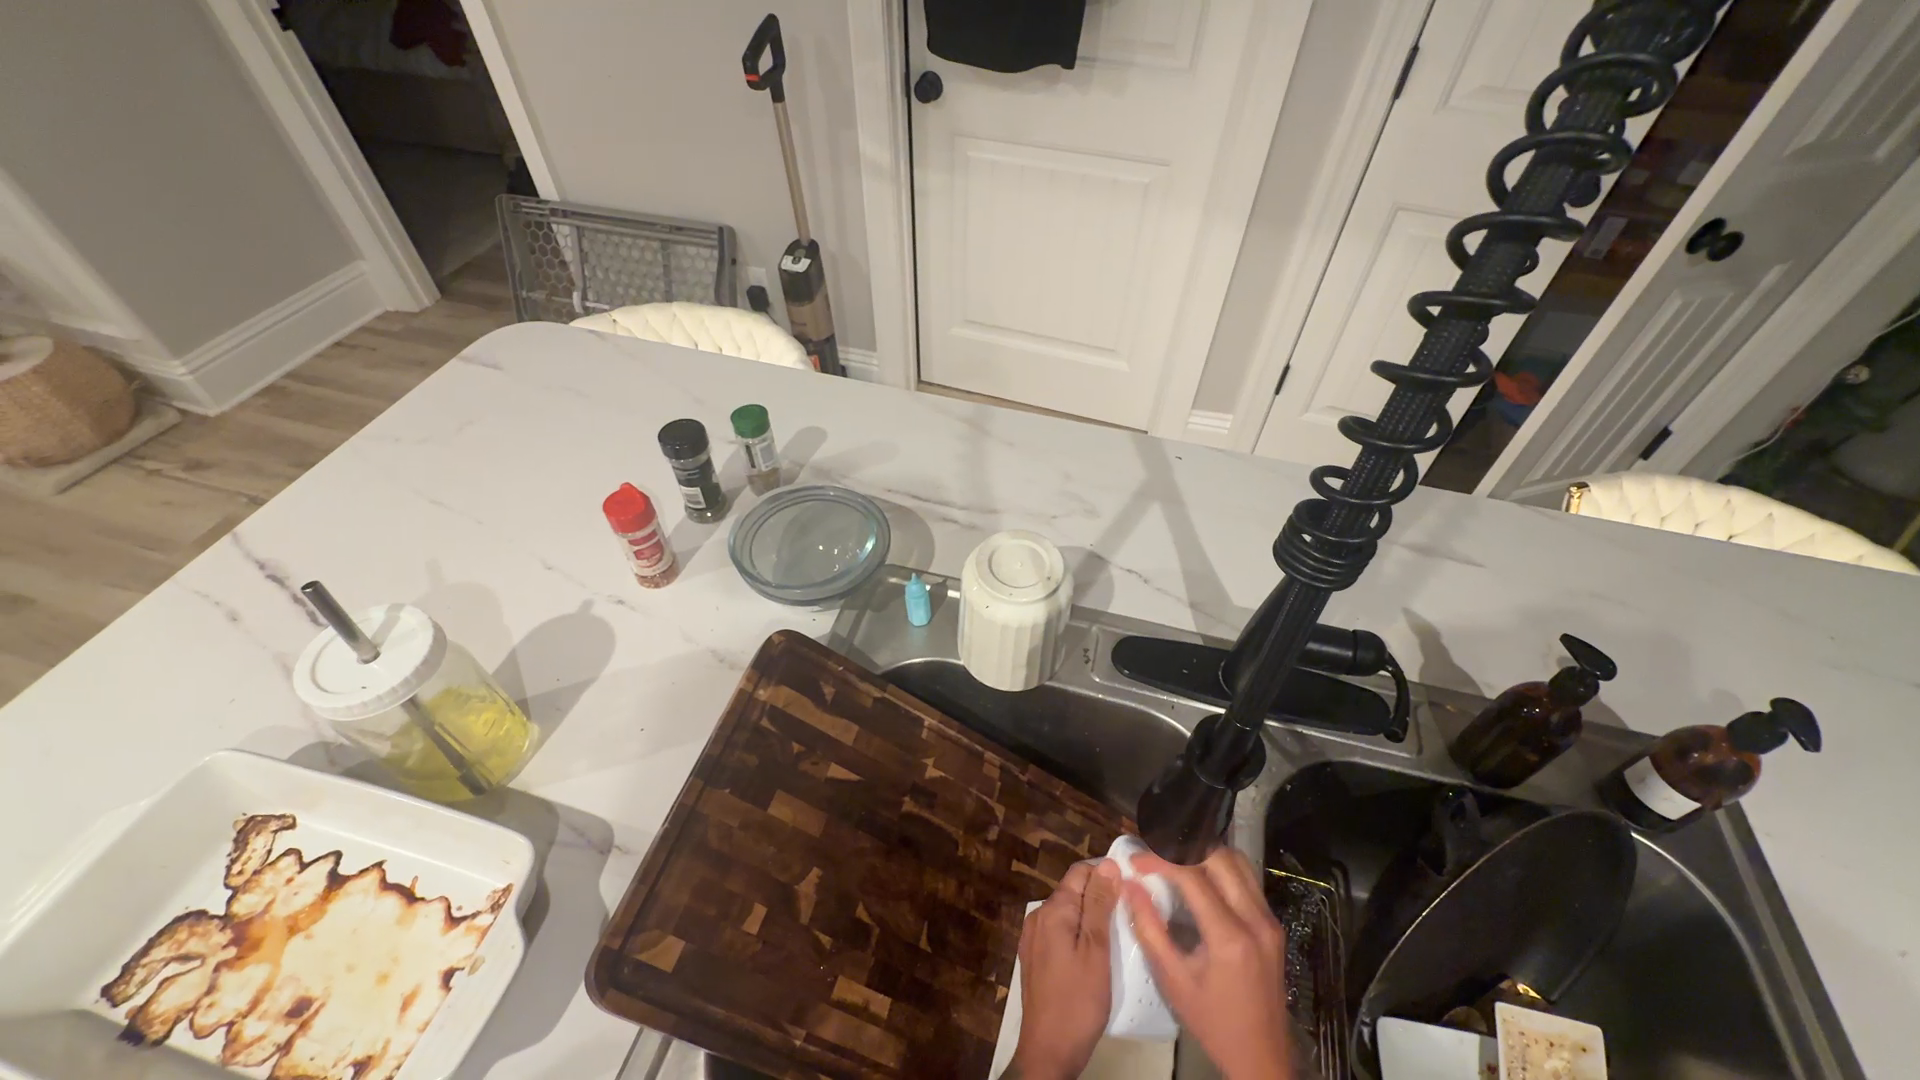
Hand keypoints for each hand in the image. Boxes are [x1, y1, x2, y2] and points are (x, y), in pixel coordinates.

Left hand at [1007, 859, 1122, 1079]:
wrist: (1049, 1050)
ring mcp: (1033, 938)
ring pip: (1068, 914)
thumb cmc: (1078, 1000)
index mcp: (1052, 910)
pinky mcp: (1035, 958)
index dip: (1106, 876)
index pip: (1079, 873)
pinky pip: (1061, 933)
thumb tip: (1106, 864)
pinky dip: (1079, 936)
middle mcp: (1038, 917)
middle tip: (1130, 917)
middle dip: (1100, 898)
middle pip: (1073, 892)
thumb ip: (1099, 905)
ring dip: (1091, 919)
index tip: (1131, 891)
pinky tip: (1097, 955)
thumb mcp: (1096, 950)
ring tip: (1119, 936)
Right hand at [1123, 847, 1293, 1079]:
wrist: (1261, 1057)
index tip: (1135, 860)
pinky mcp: (1273, 924)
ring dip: (1204, 854)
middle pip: (1219, 858)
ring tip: (1174, 859)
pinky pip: (1247, 880)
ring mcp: (1269, 920)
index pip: (1192, 876)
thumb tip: (1129, 886)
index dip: (1160, 860)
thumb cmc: (1212, 1022)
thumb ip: (1149, 928)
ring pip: (1238, 862)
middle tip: (1154, 855)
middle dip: (1182, 849)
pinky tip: (1199, 878)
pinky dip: (1221, 868)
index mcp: (1229, 937)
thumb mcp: (1173, 980)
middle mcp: (1256, 920)